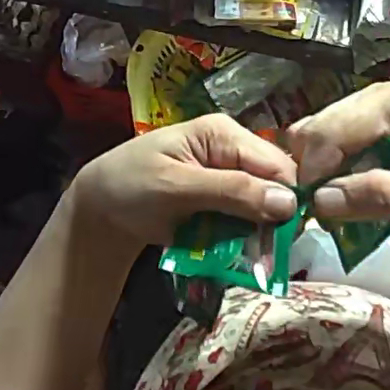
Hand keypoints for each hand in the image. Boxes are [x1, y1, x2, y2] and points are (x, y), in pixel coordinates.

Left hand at [68, 114, 298, 252]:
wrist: (101, 208)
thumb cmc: (130, 185)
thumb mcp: (176, 186)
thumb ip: (230, 191)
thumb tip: (288, 202)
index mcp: (223, 133)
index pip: (276, 164)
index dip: (287, 199)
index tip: (283, 237)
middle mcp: (233, 150)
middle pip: (276, 185)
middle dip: (273, 220)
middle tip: (263, 253)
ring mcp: (229, 176)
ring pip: (266, 207)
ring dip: (259, 234)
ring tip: (248, 257)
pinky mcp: (223, 200)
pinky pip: (248, 220)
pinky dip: (244, 239)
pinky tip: (235, 253)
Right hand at [287, 82, 389, 237]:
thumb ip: (383, 194)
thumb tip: (319, 203)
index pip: (333, 129)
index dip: (314, 169)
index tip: (310, 212)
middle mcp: (372, 100)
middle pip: (314, 132)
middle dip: (309, 172)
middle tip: (316, 214)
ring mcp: (366, 118)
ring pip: (313, 143)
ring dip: (314, 177)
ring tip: (328, 209)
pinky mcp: (364, 139)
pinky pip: (326, 155)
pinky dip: (324, 179)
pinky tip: (339, 200)